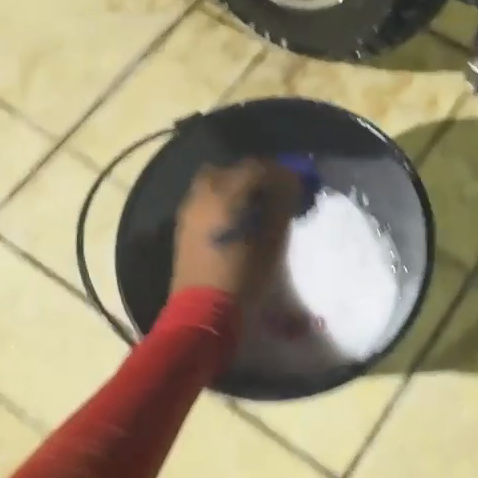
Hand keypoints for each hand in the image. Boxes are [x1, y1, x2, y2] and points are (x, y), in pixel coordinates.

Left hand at [170, 159, 301, 302]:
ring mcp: (189, 210)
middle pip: (232, 170)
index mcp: (227, 193)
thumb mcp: (272, 240)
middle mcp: (204, 194)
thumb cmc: (244, 275)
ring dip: (234, 189)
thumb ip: (281, 206)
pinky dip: (220, 202)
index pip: (258, 167)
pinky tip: (233, 221)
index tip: (294, 184)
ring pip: (213, 183)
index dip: (279, 173)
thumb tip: (289, 185)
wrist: (203, 310)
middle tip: (271, 194)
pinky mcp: (183, 227)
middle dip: (253, 177)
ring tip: (252, 208)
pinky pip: (204, 200)